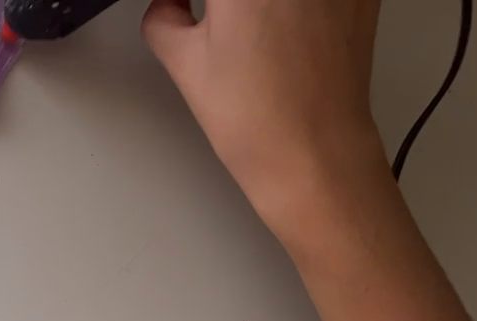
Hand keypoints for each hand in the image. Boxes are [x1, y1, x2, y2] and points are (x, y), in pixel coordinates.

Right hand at [142, 0, 387, 225]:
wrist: (312, 150)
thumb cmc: (255, 115)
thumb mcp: (186, 66)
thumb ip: (164, 19)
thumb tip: (166, 2)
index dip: (190, 3)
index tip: (183, 11)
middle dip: (228, 8)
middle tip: (215, 24)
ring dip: (258, 11)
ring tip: (249, 31)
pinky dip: (296, 10)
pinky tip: (286, 28)